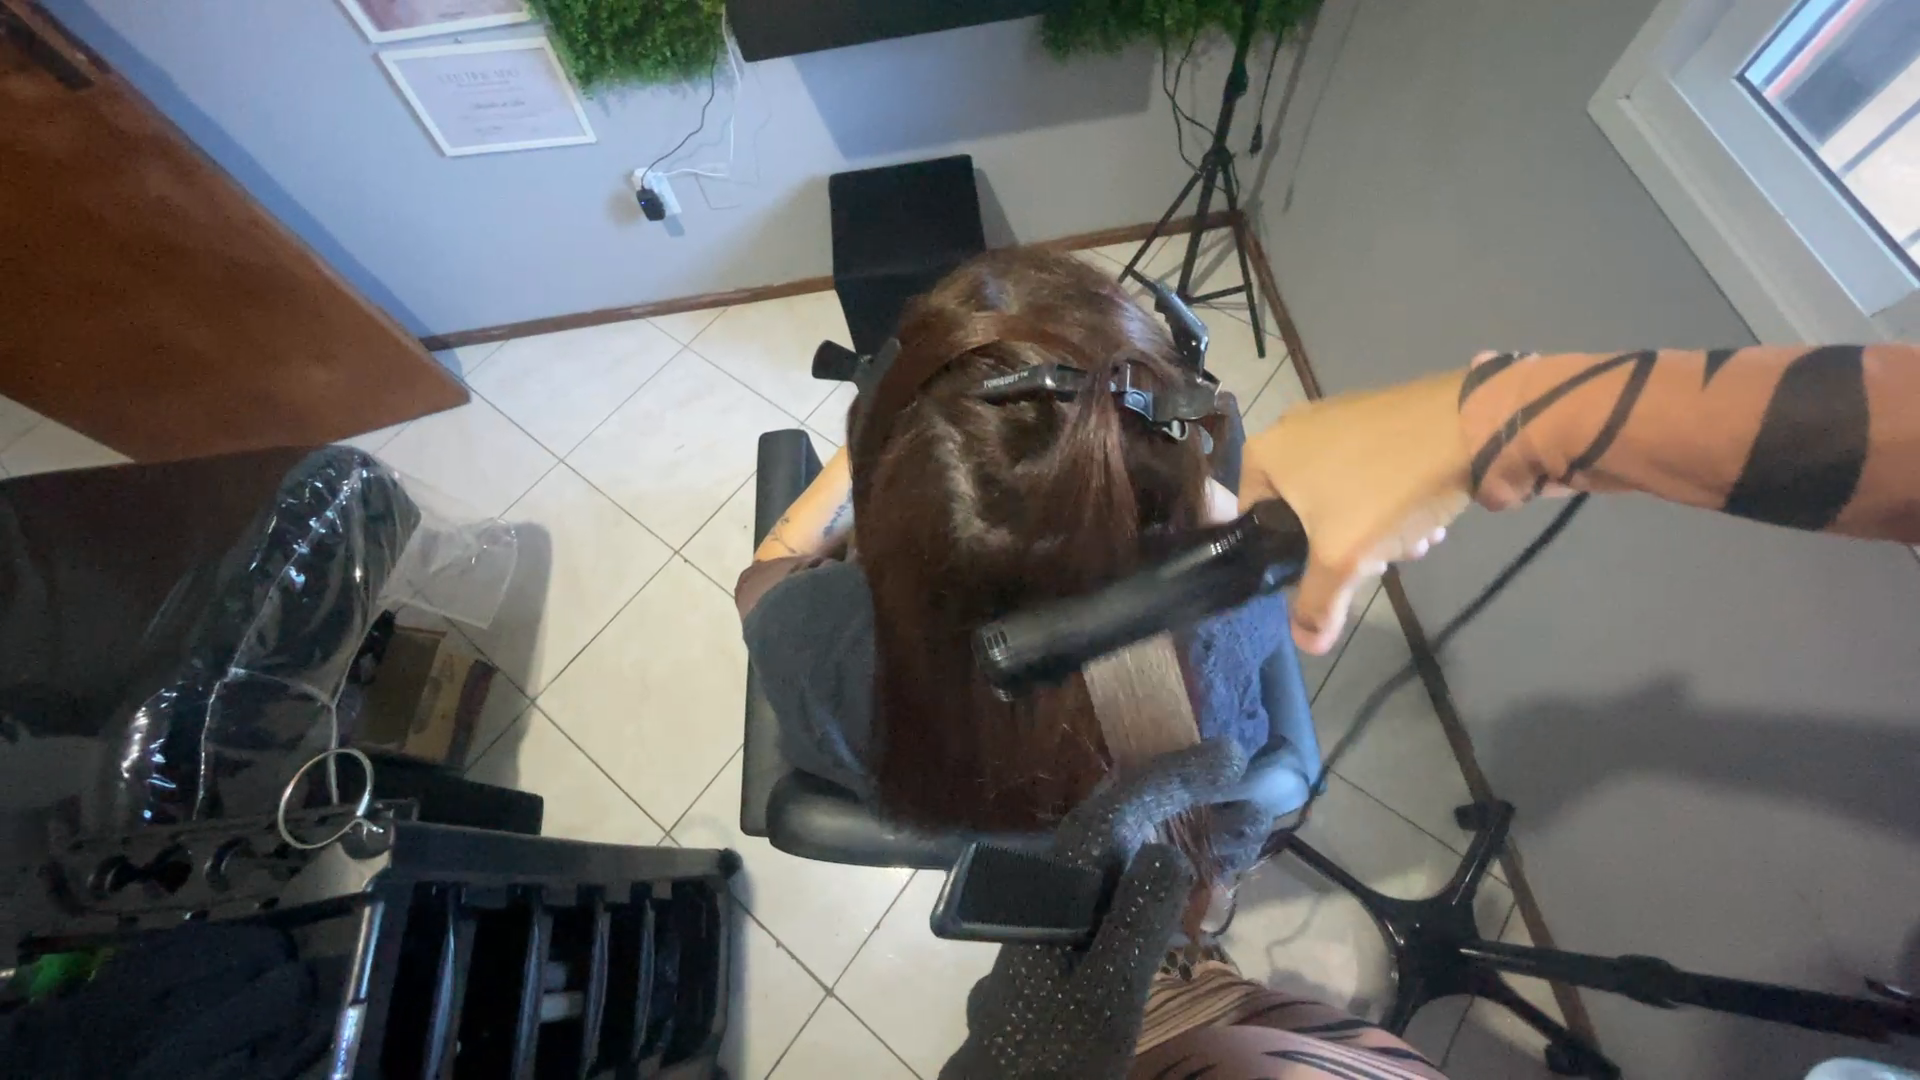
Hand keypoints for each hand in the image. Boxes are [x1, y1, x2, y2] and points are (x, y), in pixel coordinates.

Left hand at [940, 740, 1250, 1079]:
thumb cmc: (1051, 1050)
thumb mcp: (1104, 997)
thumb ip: (1136, 923)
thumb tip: (1169, 849)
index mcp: (1061, 876)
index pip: (1123, 804)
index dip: (1176, 774)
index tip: (1229, 754)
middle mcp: (1059, 872)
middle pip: (1125, 813)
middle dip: (1183, 791)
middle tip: (1241, 778)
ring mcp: (1065, 894)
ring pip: (1127, 840)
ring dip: (1179, 823)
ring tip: (1238, 817)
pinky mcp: (1075, 921)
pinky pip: (1124, 873)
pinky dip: (1165, 863)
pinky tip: (1197, 867)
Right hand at [1239, 369, 1471, 654]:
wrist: (1478, 426)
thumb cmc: (1387, 488)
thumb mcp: (1343, 557)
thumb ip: (1317, 603)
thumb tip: (1306, 645)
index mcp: (1264, 453)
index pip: (1256, 522)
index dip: (1288, 556)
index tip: (1326, 570)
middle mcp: (1290, 429)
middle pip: (1302, 510)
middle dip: (1343, 543)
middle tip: (1376, 558)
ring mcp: (1336, 416)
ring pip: (1340, 492)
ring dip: (1374, 526)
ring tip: (1412, 541)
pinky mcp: (1377, 414)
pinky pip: (1368, 467)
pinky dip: (1390, 495)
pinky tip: (1426, 515)